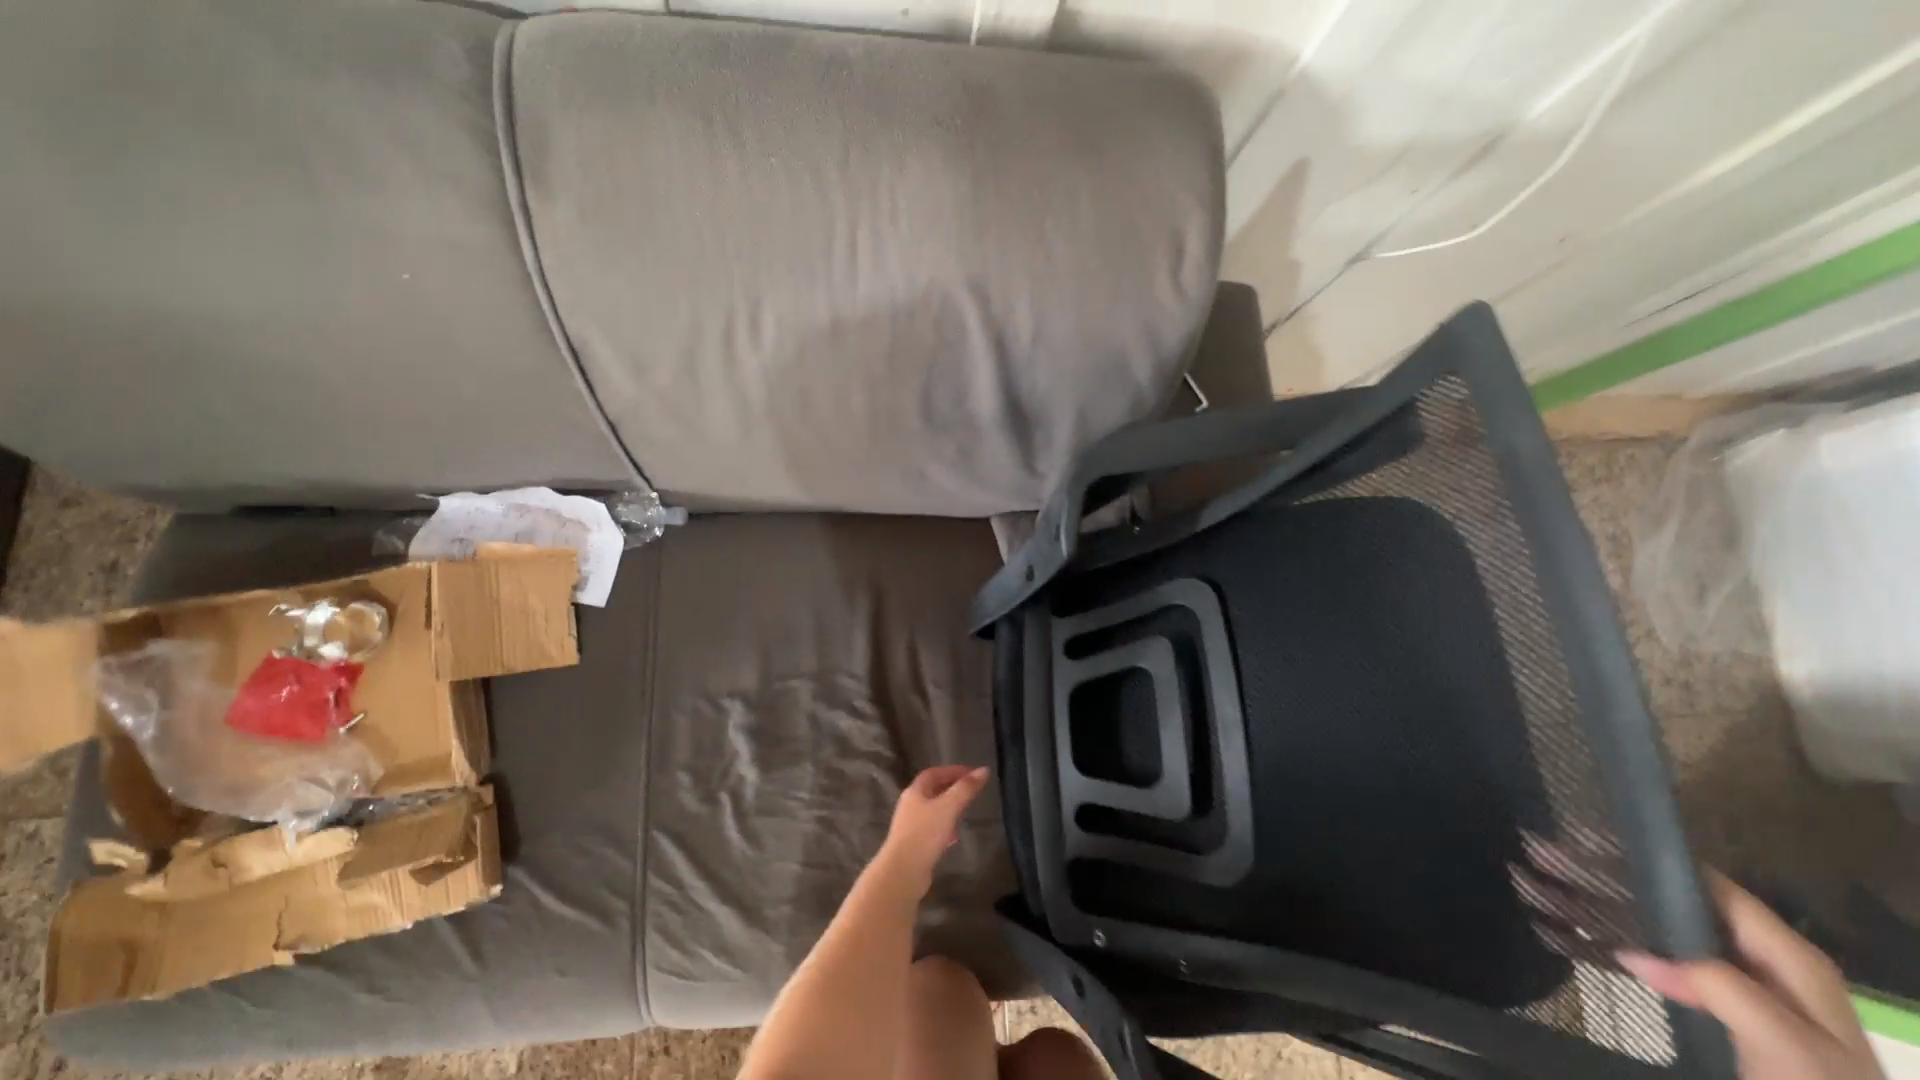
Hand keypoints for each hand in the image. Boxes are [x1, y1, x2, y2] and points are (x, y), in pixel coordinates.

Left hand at [875, 766, 989, 898]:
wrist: (904, 871)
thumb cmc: (925, 833)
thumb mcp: (949, 807)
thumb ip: (966, 789)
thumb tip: (983, 770)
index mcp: (915, 792)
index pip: (933, 773)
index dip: (952, 770)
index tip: (971, 773)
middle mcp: (910, 806)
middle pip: (932, 791)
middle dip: (951, 789)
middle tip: (971, 791)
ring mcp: (910, 826)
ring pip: (932, 811)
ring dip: (949, 808)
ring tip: (966, 811)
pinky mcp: (914, 845)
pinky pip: (932, 830)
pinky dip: (945, 828)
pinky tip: (954, 837)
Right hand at [1619, 873, 1883, 1079]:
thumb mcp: (1778, 1037)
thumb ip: (1713, 986)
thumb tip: (1630, 952)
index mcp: (1792, 956)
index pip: (1721, 891)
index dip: (1668, 872)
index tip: (1607, 858)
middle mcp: (1776, 964)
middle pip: (1705, 914)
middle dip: (1649, 899)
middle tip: (1588, 884)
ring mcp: (1761, 992)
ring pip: (1694, 943)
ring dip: (1650, 931)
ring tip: (1594, 914)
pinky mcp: (1744, 1016)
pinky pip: (1692, 973)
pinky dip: (1658, 960)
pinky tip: (1623, 957)